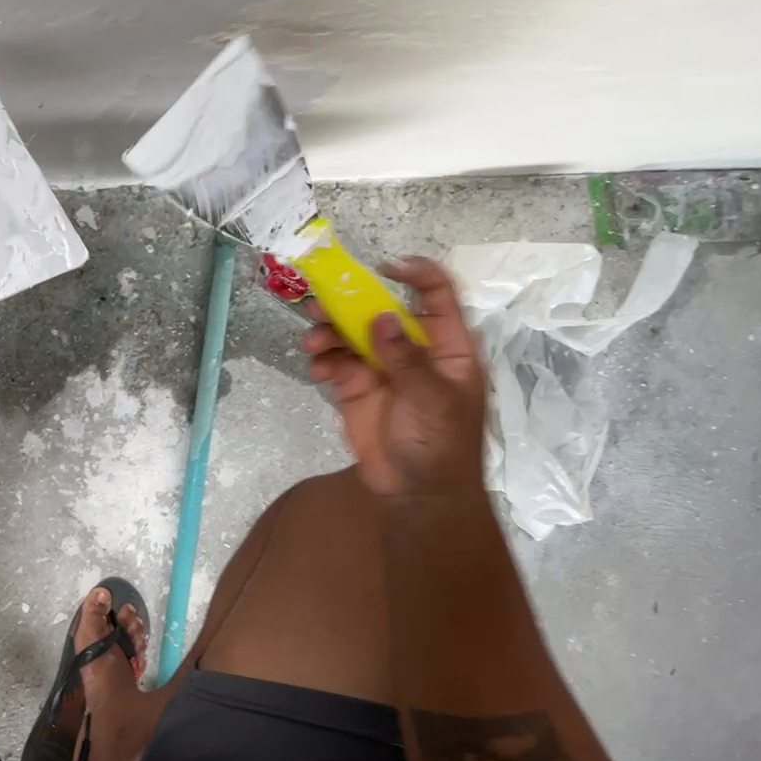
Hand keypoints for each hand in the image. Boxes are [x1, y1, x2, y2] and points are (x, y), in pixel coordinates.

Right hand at [299, 256, 486, 496]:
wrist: (416, 494)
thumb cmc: (440, 445)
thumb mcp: (432, 400)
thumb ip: (406, 358)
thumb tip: (383, 317)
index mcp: (446, 347)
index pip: (437, 297)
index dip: (417, 274)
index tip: (384, 266)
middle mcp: (412, 350)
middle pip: (380, 310)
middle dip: (350, 305)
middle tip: (320, 306)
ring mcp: (381, 368)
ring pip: (350, 333)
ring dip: (329, 332)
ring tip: (313, 343)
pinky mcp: (354, 387)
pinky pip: (334, 361)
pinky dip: (322, 360)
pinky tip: (319, 370)